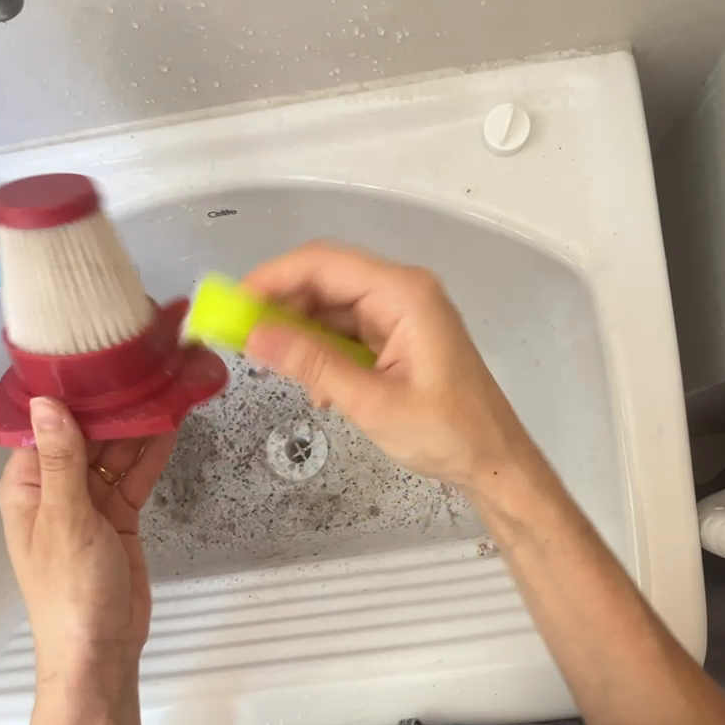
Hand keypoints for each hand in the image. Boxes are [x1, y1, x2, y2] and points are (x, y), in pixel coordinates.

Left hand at [0, 398, 174, 687]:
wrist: (101, 649)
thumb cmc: (70, 592)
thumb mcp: (66, 520)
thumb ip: (62, 460)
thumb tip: (47, 402)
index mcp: (29, 486)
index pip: (45, 427)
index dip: (69, 394)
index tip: (97, 359)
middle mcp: (57, 489)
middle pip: (85, 436)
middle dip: (112, 408)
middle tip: (145, 369)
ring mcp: (90, 504)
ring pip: (114, 455)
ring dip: (136, 429)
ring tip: (163, 390)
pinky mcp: (120, 518)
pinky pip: (134, 478)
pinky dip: (150, 457)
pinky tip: (169, 429)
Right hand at [242, 241, 535, 490]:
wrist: (494, 461)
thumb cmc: (446, 434)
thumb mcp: (372, 402)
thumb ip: (312, 364)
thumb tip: (254, 336)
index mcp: (404, 294)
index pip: (323, 263)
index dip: (271, 278)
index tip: (231, 304)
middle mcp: (403, 292)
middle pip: (326, 280)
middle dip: (280, 305)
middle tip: (240, 336)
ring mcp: (403, 315)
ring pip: (334, 308)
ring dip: (300, 331)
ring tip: (269, 362)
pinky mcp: (400, 339)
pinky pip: (349, 332)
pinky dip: (324, 350)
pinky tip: (314, 384)